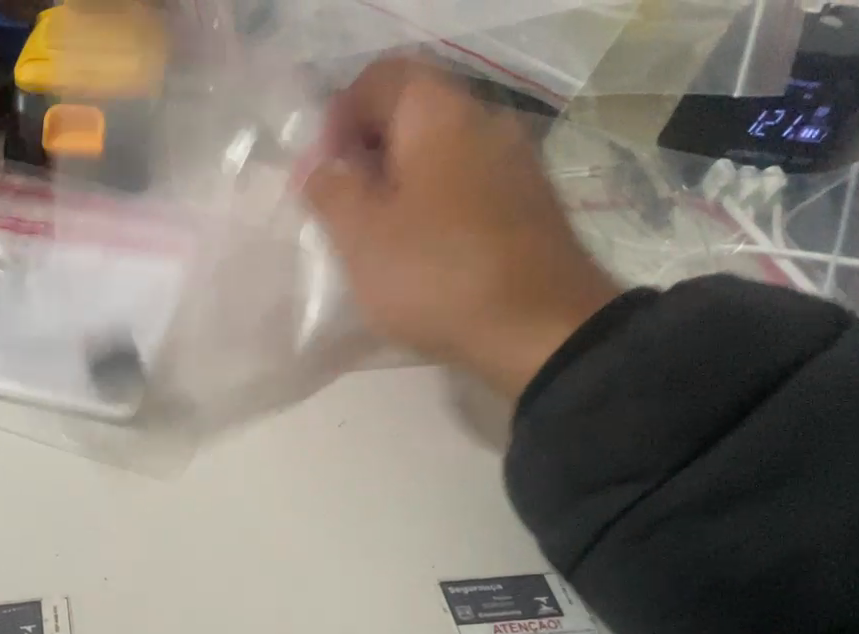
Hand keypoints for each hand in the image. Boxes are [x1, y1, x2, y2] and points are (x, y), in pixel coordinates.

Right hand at [304, 57, 620, 398]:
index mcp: (440, 113)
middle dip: (366, 154)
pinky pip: (467, 185)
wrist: (540, 330)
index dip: (337, 118)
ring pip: (440, 153)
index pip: (379, 77)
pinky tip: (420, 254)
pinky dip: (433, 205)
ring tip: (375, 239)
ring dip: (399, 183)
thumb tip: (318, 165)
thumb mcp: (361, 238)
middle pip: (412, 113)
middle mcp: (486, 120)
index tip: (320, 174)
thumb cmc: (437, 276)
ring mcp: (516, 162)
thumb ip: (330, 191)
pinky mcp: (529, 204)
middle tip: (339, 210)